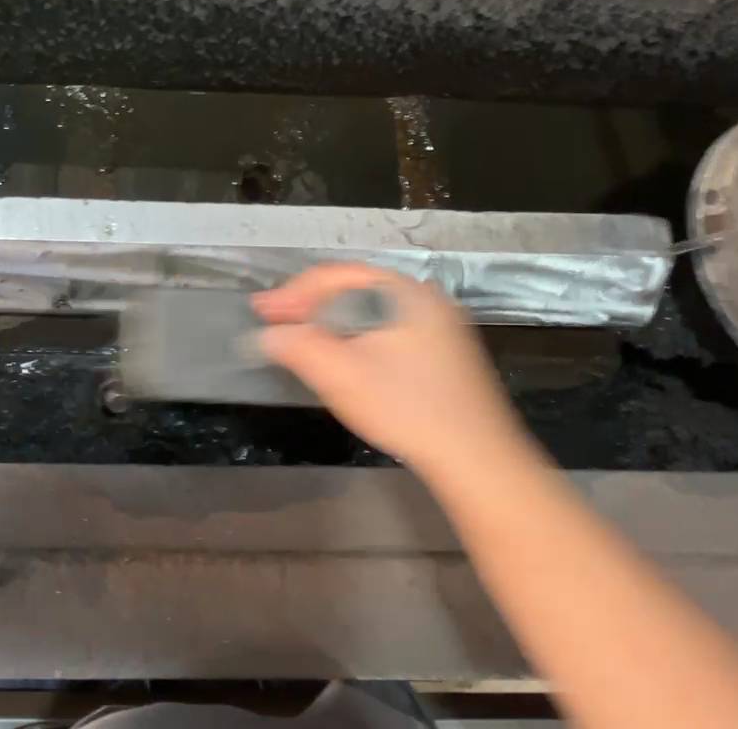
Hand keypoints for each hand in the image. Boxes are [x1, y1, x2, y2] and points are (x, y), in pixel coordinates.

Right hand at [253, 263, 531, 477]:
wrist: (477, 460)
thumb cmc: (405, 408)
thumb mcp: (339, 375)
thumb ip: (295, 346)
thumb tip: (267, 334)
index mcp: (402, 292)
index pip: (334, 276)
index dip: (291, 292)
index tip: (260, 311)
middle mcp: (424, 298)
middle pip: (352, 290)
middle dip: (308, 306)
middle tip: (275, 323)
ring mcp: (438, 326)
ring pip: (368, 312)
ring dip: (329, 323)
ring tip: (299, 340)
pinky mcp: (444, 354)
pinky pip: (386, 330)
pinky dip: (354, 337)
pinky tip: (340, 358)